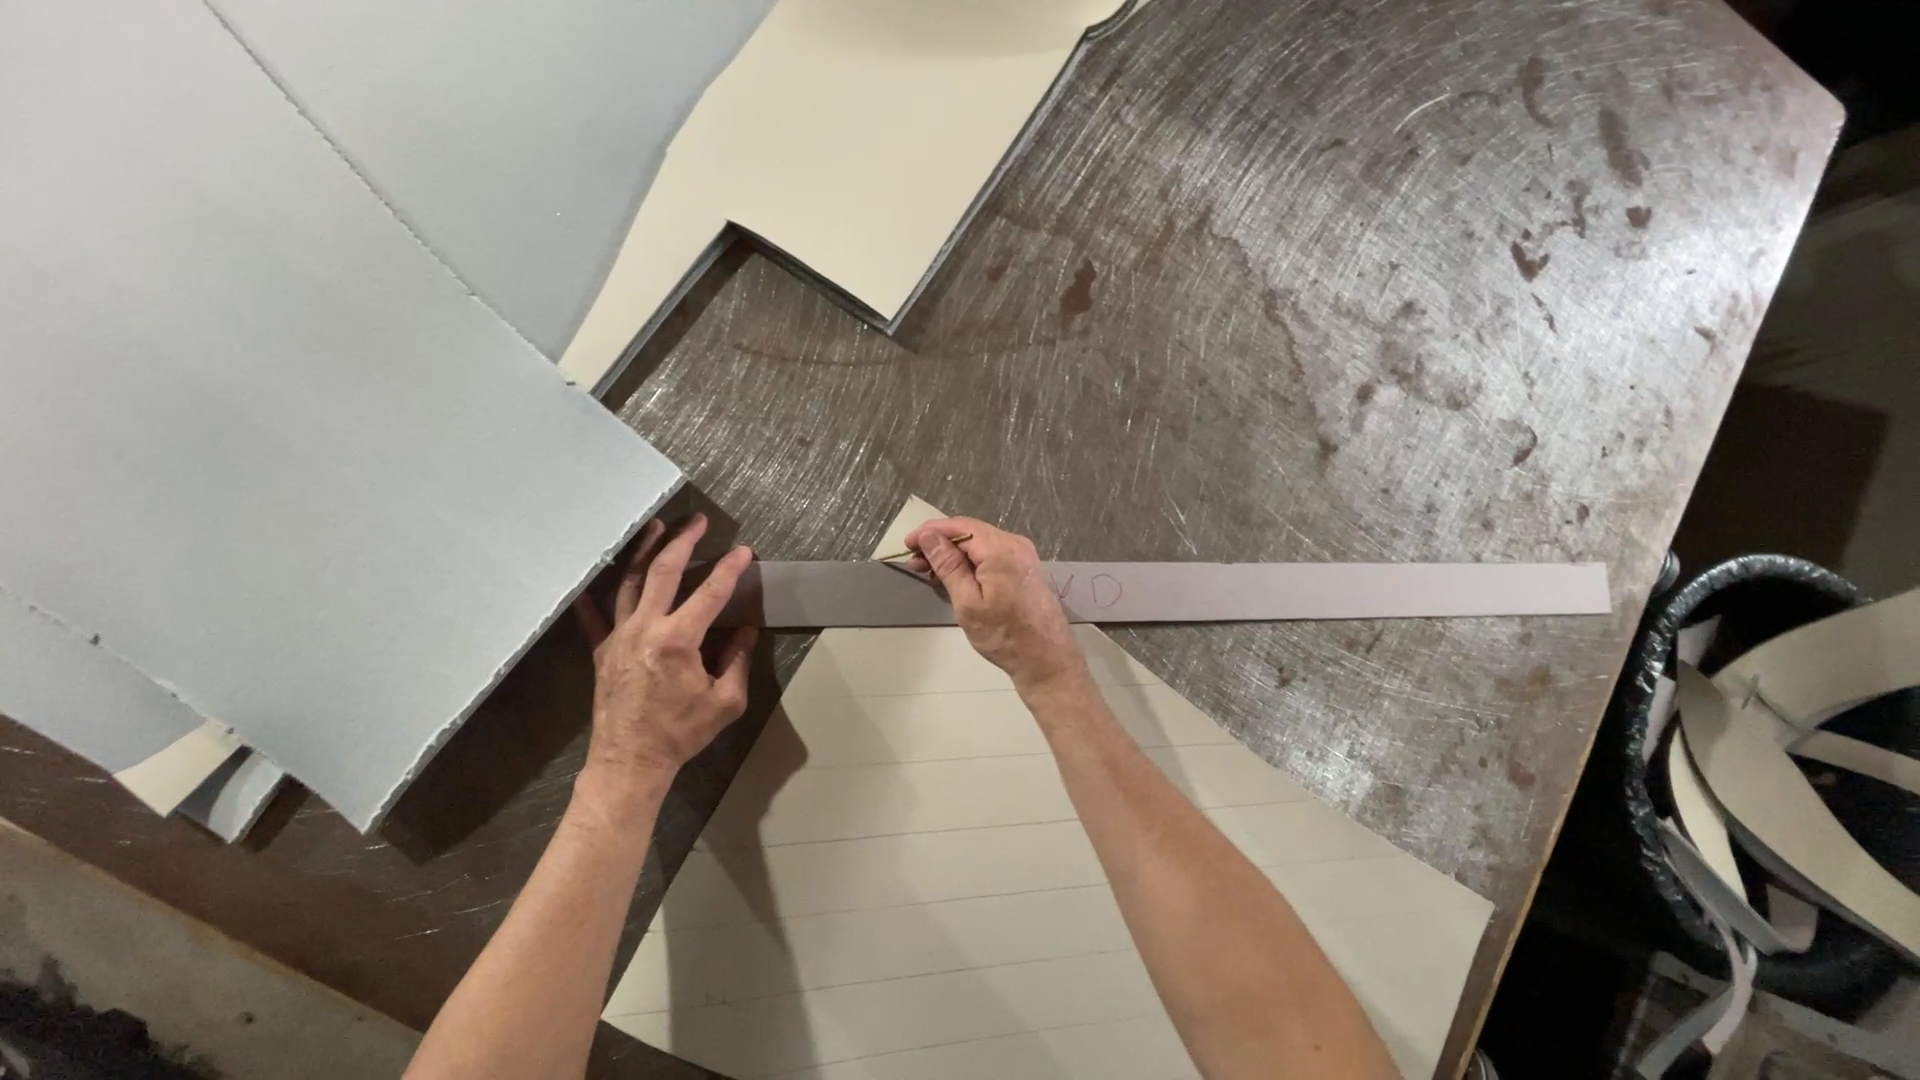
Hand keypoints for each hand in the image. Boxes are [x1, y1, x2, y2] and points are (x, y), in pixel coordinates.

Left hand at [572, 514, 757, 777]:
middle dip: (683, 542)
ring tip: (656, 527)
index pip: (710, 593)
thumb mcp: (726, 701)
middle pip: (664, 572)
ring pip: (629, 582)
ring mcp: (618, 637)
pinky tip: (594, 575)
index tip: (744, 552)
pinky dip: (594, 592)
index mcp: (678, 641)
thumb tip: (746, 631)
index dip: (730, 569)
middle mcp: (645, 629)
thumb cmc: (681, 734)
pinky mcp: (602, 650)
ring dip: (644, 551)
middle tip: (698, 521)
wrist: (630, 761)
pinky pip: (595, 615)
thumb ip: (738, 660)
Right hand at [903, 517, 1087, 693]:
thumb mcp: (968, 603)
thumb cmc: (1004, 635)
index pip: (959, 526)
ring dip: (953, 553)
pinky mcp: (1024, 568)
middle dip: (939, 543)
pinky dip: (970, 561)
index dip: (930, 531)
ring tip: (929, 571)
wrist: (1046, 659)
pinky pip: (991, 554)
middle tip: (914, 562)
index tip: (907, 544)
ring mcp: (1023, 555)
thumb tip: (929, 537)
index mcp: (1001, 549)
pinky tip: (954, 576)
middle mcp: (1015, 544)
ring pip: (980, 543)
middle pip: (970, 532)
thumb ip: (948, 565)